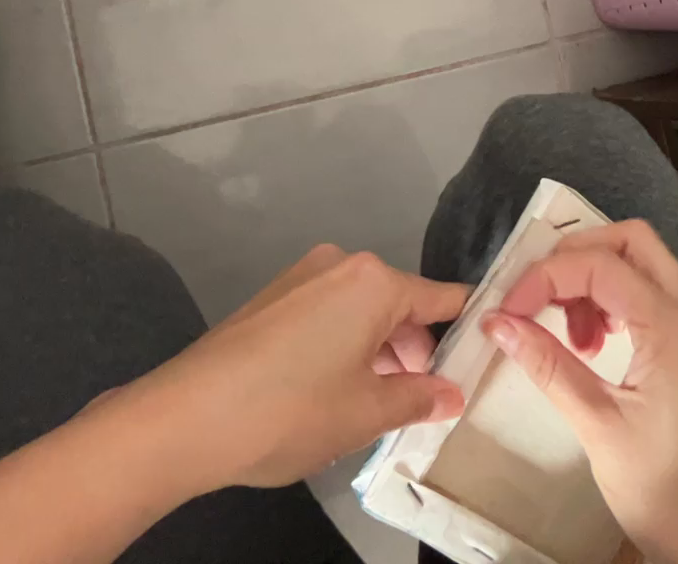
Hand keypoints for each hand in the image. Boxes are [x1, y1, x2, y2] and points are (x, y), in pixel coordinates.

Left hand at [128, 245, 468, 490]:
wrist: (191, 414)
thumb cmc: (293, 408)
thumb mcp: (366, 412)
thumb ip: (418, 398)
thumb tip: (452, 394)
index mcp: (372, 282)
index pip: (438, 296)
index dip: (466, 323)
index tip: (487, 345)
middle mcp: (339, 264)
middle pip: (398, 301)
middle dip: (416, 347)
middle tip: (422, 400)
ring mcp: (302, 276)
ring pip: (361, 309)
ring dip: (379, 349)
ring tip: (378, 404)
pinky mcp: (274, 295)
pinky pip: (329, 311)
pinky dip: (345, 342)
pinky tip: (337, 388)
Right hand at [482, 221, 677, 563]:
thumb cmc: (671, 497)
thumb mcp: (599, 428)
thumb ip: (548, 364)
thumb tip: (498, 322)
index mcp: (677, 330)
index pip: (600, 264)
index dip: (545, 276)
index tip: (509, 309)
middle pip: (633, 241)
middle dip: (576, 256)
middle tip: (540, 297)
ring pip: (647, 266)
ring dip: (597, 279)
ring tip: (571, 336)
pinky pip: (660, 299)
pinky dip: (620, 302)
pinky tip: (599, 347)